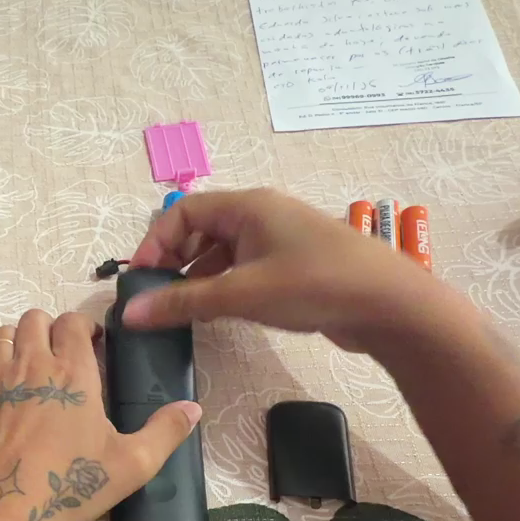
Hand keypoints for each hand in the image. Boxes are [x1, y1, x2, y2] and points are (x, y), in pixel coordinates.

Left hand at [0, 310, 200, 520]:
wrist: (1, 508)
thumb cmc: (68, 484)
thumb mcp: (131, 464)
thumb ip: (165, 432)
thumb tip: (193, 409)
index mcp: (73, 371)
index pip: (74, 321)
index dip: (84, 327)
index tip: (92, 345)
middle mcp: (32, 363)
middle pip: (35, 318)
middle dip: (50, 328)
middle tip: (61, 355)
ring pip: (3, 333)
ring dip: (17, 340)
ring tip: (30, 364)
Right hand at [122, 188, 473, 356]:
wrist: (389, 306)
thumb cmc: (314, 285)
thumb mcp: (241, 294)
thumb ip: (182, 303)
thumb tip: (130, 313)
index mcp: (248, 207)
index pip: (182, 212)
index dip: (155, 244)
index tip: (141, 280)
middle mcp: (260, 215)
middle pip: (198, 230)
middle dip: (172, 261)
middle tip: (158, 297)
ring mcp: (276, 240)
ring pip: (218, 252)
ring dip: (194, 278)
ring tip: (181, 311)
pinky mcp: (288, 265)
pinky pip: (239, 269)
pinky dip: (218, 287)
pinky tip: (213, 313)